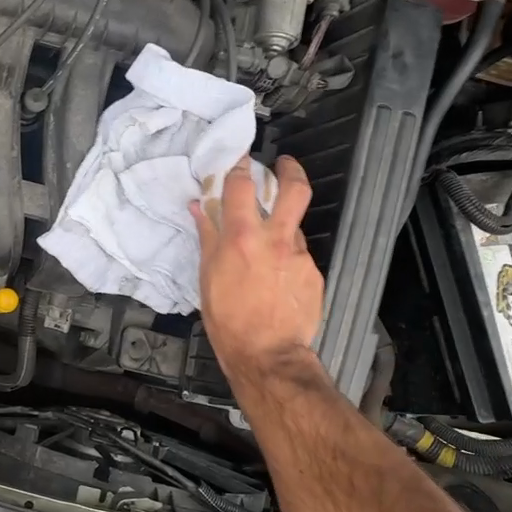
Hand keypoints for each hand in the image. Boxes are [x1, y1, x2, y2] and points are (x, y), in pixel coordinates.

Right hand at [190, 156, 323, 373]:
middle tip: (282, 164)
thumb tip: (198, 208)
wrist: (267, 354)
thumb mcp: (207, 275)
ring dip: (282, 226)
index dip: (239, 166)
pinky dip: (287, 258)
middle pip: (294, 189)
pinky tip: (276, 278)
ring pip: (294, 226)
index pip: (242, 186)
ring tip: (267, 246)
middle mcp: (276, 239)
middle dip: (290, 170)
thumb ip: (207, 236)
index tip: (239, 158)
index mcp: (242, 237)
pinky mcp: (314, 274)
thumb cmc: (227, 318)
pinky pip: (299, 255)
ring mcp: (300, 256)